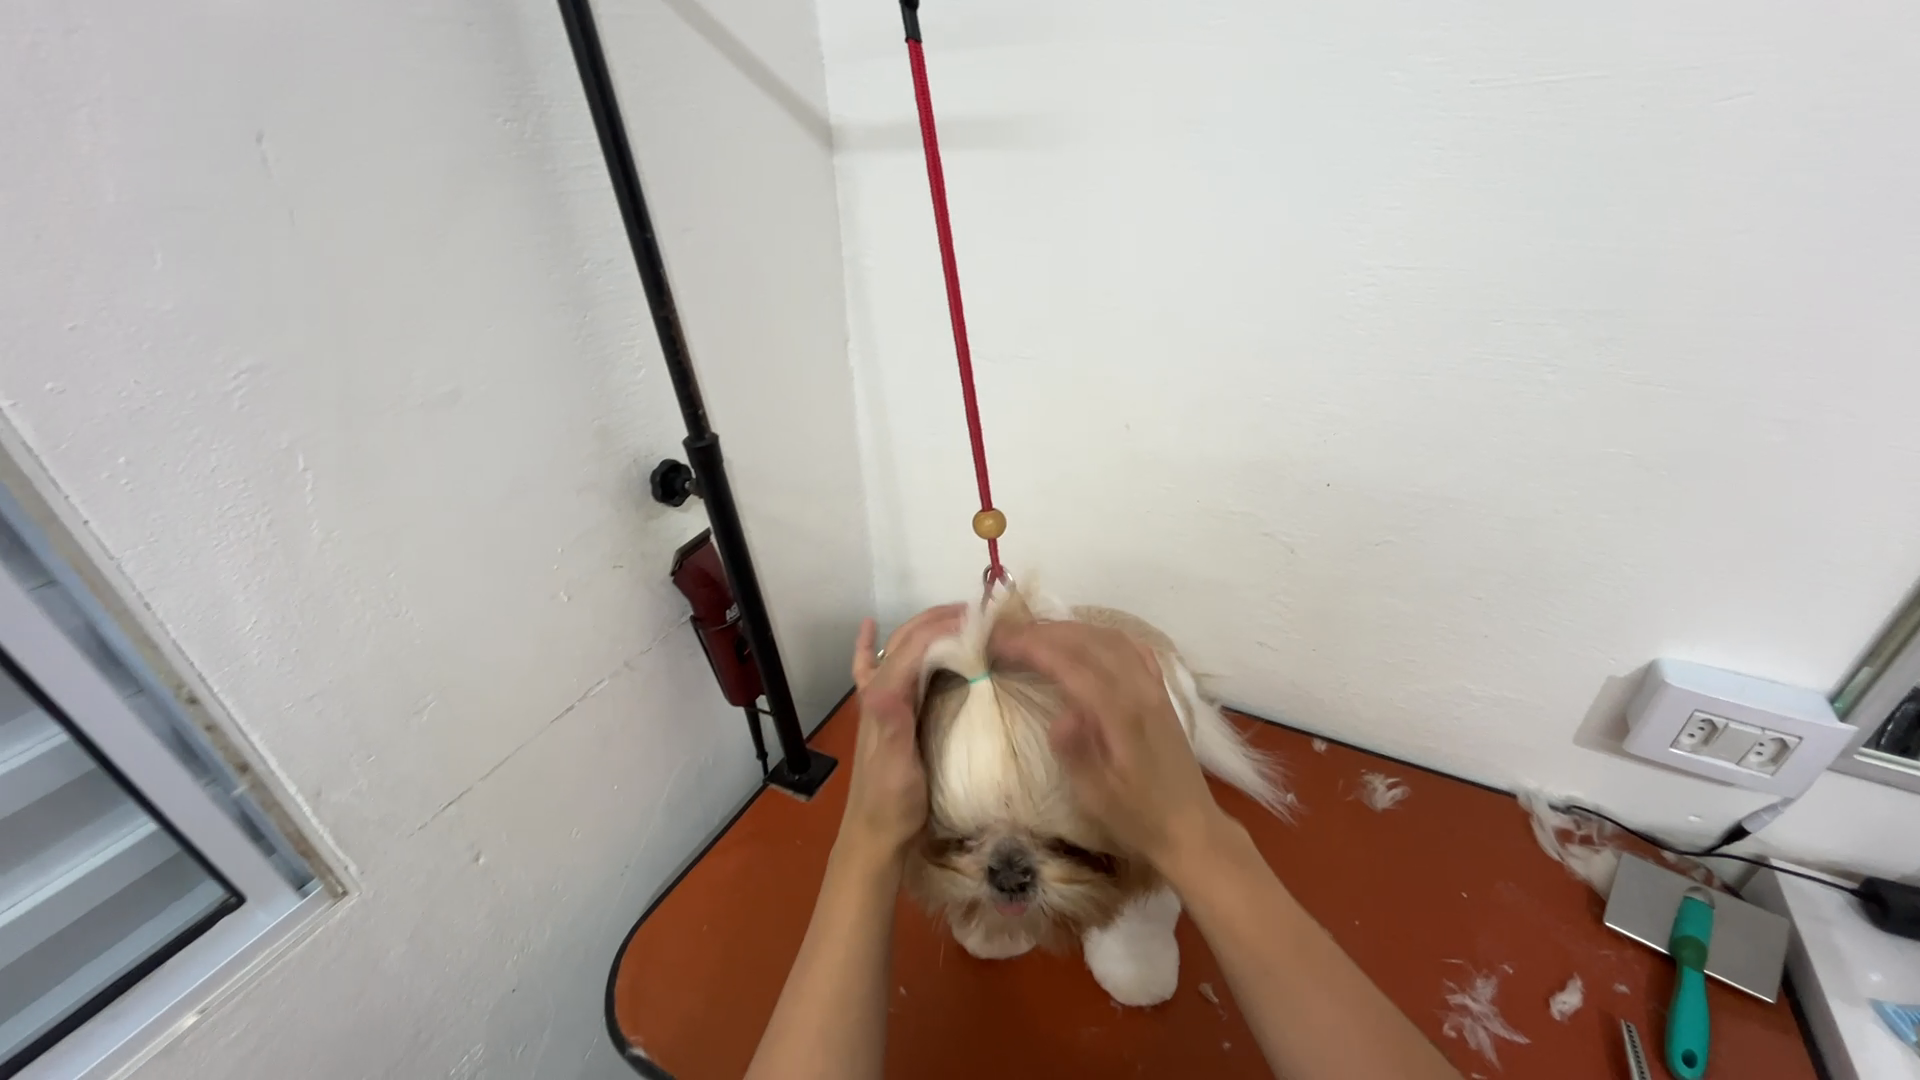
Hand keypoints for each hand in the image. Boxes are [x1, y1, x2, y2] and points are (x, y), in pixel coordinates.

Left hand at [840, 604, 966, 859]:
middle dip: (939, 620)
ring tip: (957, 617)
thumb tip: (879, 687)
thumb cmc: (894, 803)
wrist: (876, 835)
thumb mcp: (896, 766)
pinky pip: (872, 669)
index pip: (916, 646)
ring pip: (899, 648)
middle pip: (908, 640)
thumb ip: (890, 726)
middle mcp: (879, 690)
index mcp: (884, 696)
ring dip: (924, 626)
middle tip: (980, 613)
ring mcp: (878, 700)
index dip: (947, 626)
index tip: (984, 617)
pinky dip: (870, 645)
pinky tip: (870, 627)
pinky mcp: (883, 713)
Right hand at [987, 620, 1222, 869]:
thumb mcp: (1097, 796)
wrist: (1190, 828)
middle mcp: (1139, 690)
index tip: (999, 642)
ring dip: (1069, 629)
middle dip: (1043, 632)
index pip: (1069, 664)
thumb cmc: (1137, 816)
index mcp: (1120, 714)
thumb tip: (1058, 716)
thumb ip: (1076, 752)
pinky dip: (1101, 635)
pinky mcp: (1160, 692)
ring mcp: (1153, 687)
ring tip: (1036, 634)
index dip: (1032, 647)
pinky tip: (1086, 640)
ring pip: (1110, 638)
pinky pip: (1131, 648)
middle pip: (1088, 641)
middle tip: (1006, 634)